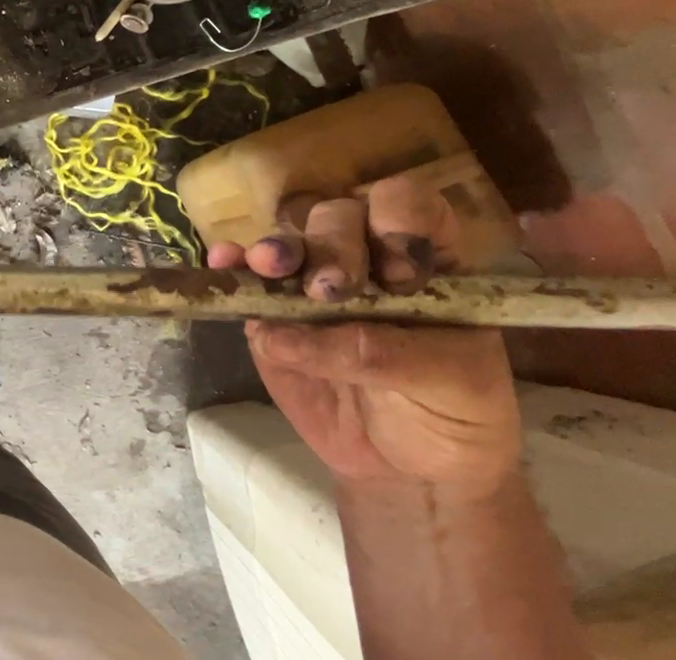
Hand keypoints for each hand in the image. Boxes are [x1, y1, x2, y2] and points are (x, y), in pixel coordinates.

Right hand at [208, 176, 522, 497]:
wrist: (404, 467)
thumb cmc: (453, 417)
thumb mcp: (452, 386)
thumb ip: (381, 353)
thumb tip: (286, 333)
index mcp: (428, 264)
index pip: (410, 208)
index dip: (397, 221)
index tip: (395, 274)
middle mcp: (365, 260)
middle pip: (337, 216)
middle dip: (330, 243)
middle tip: (329, 291)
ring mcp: (309, 285)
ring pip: (286, 239)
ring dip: (276, 248)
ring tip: (268, 268)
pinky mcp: (268, 314)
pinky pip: (241, 278)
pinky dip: (228, 265)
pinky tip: (222, 263)